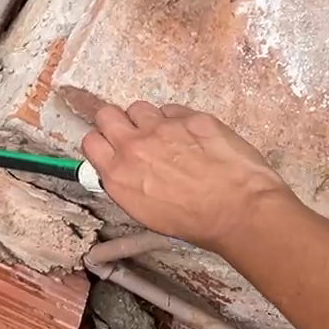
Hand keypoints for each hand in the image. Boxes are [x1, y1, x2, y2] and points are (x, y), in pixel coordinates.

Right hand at [82, 101, 293, 252]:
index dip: (101, 142)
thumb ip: (124, 182)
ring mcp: (163, 127)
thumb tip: (121, 169)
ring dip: (147, 120)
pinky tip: (190, 137)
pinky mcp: (191, 117)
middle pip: (107, 114)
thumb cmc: (193, 221)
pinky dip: (176, 120)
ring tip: (165, 136)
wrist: (238, 209)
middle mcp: (134, 146)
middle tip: (132, 134)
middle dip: (115, 122)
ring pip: (139, 108)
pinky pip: (172, 109)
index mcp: (118, 174)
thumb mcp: (142, 211)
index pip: (90, 141)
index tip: (110, 147)